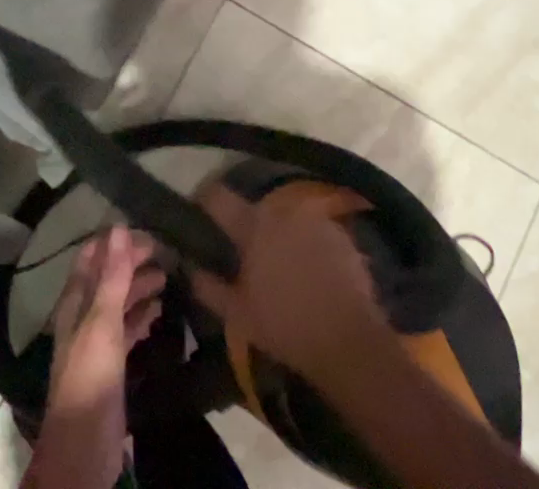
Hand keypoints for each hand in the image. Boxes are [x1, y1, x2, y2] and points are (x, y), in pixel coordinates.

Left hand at [23, 227, 163, 488]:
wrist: (85, 442)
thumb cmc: (91, 375)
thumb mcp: (102, 322)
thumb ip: (112, 277)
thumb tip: (119, 228)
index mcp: (75, 303)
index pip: (91, 259)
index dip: (114, 242)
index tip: (144, 229)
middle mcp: (84, 317)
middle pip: (107, 280)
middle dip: (131, 263)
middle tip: (165, 252)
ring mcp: (98, 342)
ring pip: (119, 304)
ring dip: (139, 288)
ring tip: (167, 277)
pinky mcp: (112, 364)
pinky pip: (127, 330)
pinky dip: (142, 317)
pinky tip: (160, 312)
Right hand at [188, 183, 389, 380]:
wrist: (349, 340)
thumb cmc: (285, 325)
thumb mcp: (235, 313)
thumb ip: (207, 285)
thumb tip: (189, 267)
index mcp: (254, 224)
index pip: (218, 197)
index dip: (204, 205)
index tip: (198, 221)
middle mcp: (285, 212)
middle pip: (255, 209)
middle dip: (245, 227)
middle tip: (241, 256)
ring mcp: (318, 221)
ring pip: (286, 221)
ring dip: (277, 236)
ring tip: (277, 267)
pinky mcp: (343, 236)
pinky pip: (313, 234)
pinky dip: (306, 246)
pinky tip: (308, 275)